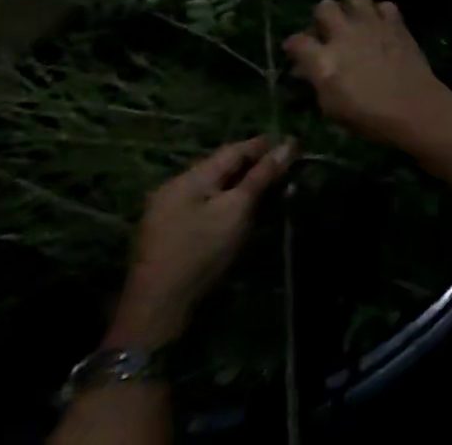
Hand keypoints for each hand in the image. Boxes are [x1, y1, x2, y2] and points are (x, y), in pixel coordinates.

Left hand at [107, 137, 294, 346]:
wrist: (158, 308)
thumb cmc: (201, 251)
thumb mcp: (237, 209)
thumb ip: (262, 175)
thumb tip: (289, 144)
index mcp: (189, 178)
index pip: (233, 150)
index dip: (264, 145)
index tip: (293, 143)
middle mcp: (175, 188)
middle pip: (221, 167)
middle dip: (253, 164)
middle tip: (286, 165)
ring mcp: (167, 211)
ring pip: (213, 186)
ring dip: (241, 183)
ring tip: (270, 185)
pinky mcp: (168, 232)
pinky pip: (204, 203)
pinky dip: (226, 200)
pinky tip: (241, 209)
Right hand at [284, 0, 451, 143]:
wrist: (414, 107)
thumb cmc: (369, 117)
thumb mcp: (331, 108)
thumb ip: (317, 82)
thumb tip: (308, 68)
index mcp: (324, 59)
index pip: (296, 41)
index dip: (294, 46)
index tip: (297, 52)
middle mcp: (345, 35)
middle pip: (324, 7)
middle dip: (322, 18)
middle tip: (329, 32)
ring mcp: (372, 25)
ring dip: (352, 8)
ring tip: (355, 24)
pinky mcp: (396, 24)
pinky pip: (385, 6)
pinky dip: (381, 13)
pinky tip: (381, 27)